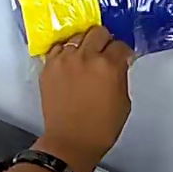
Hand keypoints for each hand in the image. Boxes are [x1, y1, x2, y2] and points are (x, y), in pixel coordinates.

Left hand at [36, 26, 133, 171]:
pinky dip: (66, 51)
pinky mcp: (48, 65)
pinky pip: (58, 48)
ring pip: (77, 36)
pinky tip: (70, 61)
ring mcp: (64, 59)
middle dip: (105, 40)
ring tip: (85, 56)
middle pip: (98, 32)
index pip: (120, 45)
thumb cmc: (101, 127)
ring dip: (84, 44)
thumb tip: (119, 63)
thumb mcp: (123, 101)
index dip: (123, 51)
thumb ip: (121, 76)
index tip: (123, 56)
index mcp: (108, 66)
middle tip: (105, 52)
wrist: (70, 140)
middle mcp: (85, 57)